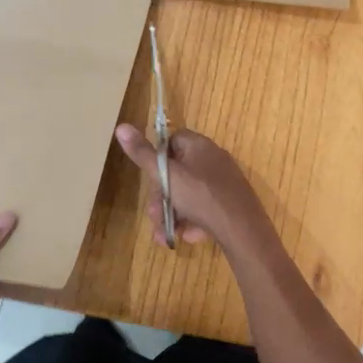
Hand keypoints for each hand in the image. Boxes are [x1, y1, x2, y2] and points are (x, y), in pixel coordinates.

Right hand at [114, 124, 271, 252]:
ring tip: (165, 235)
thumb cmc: (201, 196)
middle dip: (162, 198)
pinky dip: (193, 222)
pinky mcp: (228, 203)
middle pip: (177, 173)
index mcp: (199, 146)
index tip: (150, 179)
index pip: (172, 141)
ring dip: (173, 215)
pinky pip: (203, 208)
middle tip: (154, 216)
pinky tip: (189, 236)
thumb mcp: (167, 176)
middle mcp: (212, 159)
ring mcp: (222, 182)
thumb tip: (120, 126)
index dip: (157, 160)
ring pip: (188, 196)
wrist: (242, 228)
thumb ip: (143, 155)